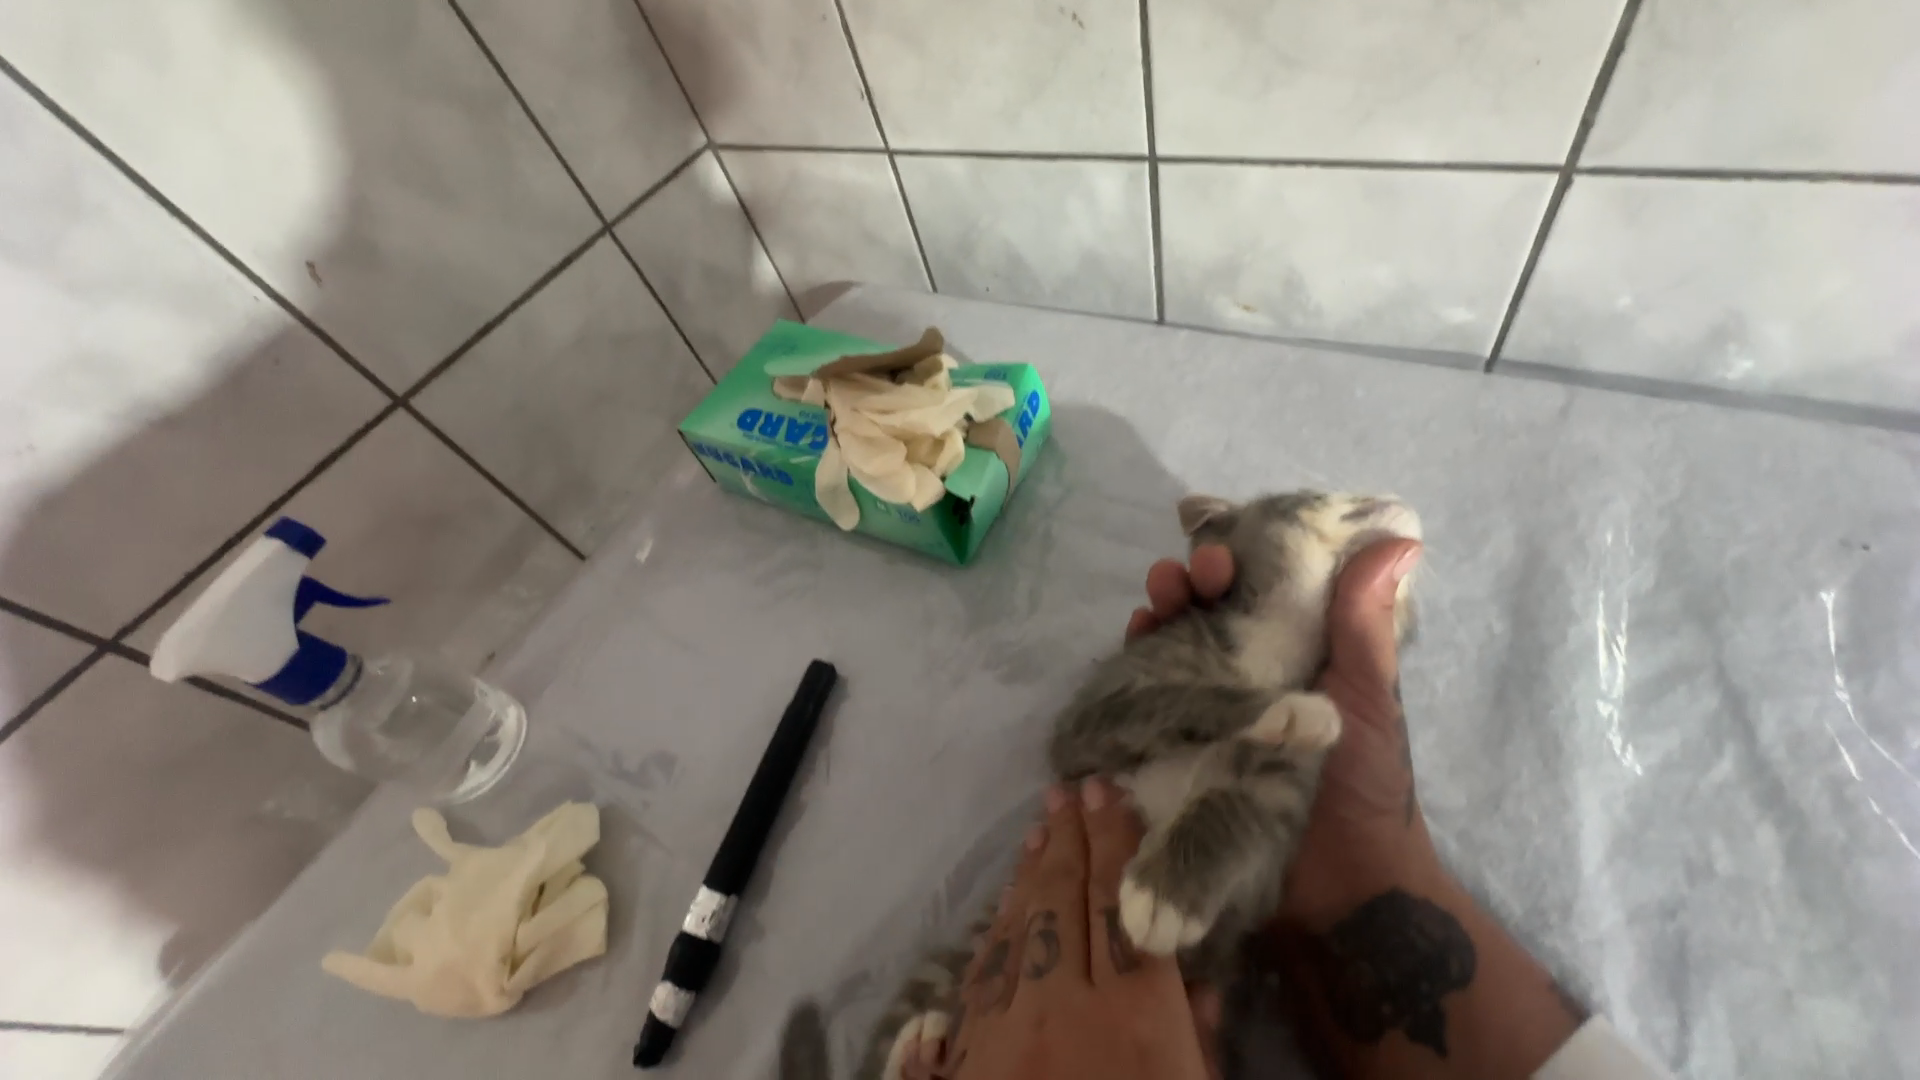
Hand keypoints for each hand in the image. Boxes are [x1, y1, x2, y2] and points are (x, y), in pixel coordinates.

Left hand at [912, 781, 1213, 1079]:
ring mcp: (1009, 1024)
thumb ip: (1199, 1041)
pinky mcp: (973, 1050)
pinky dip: (1000, 924)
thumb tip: (1197, 975)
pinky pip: (987, 968)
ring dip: (1032, 869)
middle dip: (1072, 837)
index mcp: (1135, 1023)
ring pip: (1022, 922)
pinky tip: (1006, 899)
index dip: (1115, 841)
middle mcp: (1065, 1005)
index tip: (1106, 792)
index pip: (1123, 906)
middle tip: (1069, 788)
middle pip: (1068, 899)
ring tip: (1042, 824)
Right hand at [1123, 540, 1432, 919]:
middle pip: (1198, 613)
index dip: (1231, 564)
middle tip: (1185, 575)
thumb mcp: (1369, 695)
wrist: (1341, 880)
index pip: (1247, 594)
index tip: (1222, 548)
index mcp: (1284, 653)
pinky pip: (1146, 696)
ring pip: (1167, 645)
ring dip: (1156, 613)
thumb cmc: (1364, 780)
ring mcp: (1202, 708)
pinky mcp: (1174, 742)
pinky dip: (1135, 663)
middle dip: (1185, 583)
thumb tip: (1400, 540)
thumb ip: (1367, 625)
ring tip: (1153, 602)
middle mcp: (1236, 673)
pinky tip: (1134, 641)